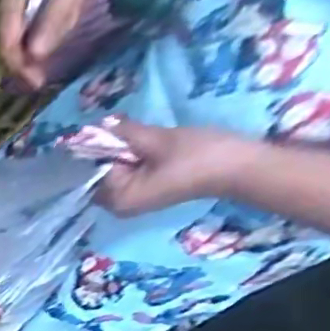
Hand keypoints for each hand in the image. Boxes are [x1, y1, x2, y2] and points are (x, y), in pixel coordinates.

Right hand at [0, 0, 105, 91]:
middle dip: (29, 54)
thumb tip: (36, 57)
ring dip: (38, 34)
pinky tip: (66, 11)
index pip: (8, 44)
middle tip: (46, 72)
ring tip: (56, 46)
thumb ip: (56, 16)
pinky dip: (49, 13)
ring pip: (26, 16)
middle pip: (14, 31)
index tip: (38, 86)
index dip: (21, 70)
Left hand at [95, 116, 260, 215]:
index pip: (95, 172)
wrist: (234, 168)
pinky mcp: (146, 194)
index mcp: (118, 199)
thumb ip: (127, 132)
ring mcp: (133, 202)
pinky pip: (130, 174)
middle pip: (103, 173)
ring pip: (117, 172)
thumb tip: (102, 123)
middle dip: (113, 150)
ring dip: (125, 152)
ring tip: (143, 136)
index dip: (101, 148)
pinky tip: (148, 145)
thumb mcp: (158, 139)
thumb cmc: (196, 155)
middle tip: (131, 130)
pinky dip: (134, 159)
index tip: (110, 128)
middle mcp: (120, 206)